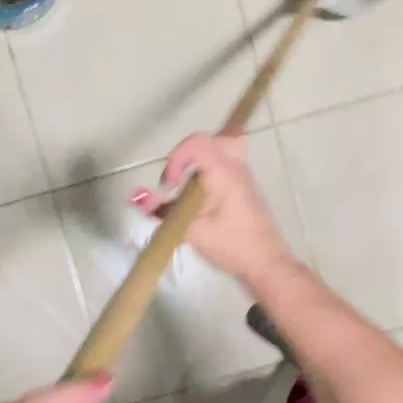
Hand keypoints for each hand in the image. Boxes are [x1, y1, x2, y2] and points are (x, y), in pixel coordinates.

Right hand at [130, 133, 296, 285]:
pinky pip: (226, 165)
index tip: (169, 185)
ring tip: (186, 188)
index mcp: (224, 172)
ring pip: (222, 150)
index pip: (197, 142)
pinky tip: (200, 199)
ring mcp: (243, 176)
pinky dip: (208, 172)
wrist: (265, 263)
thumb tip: (136, 198)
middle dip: (188, 155)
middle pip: (213, 139)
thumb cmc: (231, 245)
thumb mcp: (192, 230)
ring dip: (199, 163)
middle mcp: (235, 167)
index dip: (176, 158)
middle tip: (178, 179)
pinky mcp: (244, 188)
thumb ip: (163, 212)